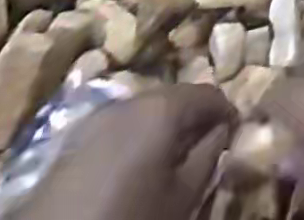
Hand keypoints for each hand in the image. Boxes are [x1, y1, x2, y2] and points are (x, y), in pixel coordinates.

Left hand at [18, 84, 236, 219]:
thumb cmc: (128, 219)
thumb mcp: (182, 195)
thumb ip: (209, 155)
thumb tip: (220, 132)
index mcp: (163, 107)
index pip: (210, 95)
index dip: (227, 113)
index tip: (233, 134)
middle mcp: (131, 101)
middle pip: (176, 97)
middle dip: (193, 117)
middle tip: (205, 144)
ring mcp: (96, 119)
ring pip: (145, 110)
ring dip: (163, 125)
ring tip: (169, 156)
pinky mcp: (70, 142)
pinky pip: (117, 127)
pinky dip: (134, 137)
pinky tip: (133, 166)